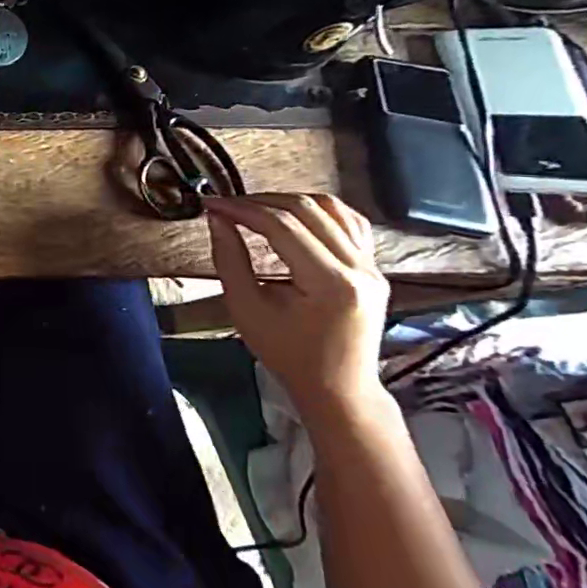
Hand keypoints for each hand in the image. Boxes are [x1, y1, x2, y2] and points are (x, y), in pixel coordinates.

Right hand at [205, 193, 390, 416]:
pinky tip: (292, 213)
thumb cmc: (287, 353)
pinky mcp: (373, 268)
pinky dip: (317, 210)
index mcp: (331, 283)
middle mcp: (360, 269)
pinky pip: (349, 222)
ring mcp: (373, 267)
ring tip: (255, 207)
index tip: (213, 205)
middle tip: (227, 205)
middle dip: (261, 201)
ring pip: (332, 209)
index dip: (242, 209)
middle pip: (308, 210)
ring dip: (288, 200)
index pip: (283, 226)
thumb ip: (230, 259)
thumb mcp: (246, 308)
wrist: (337, 387)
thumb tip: (217, 219)